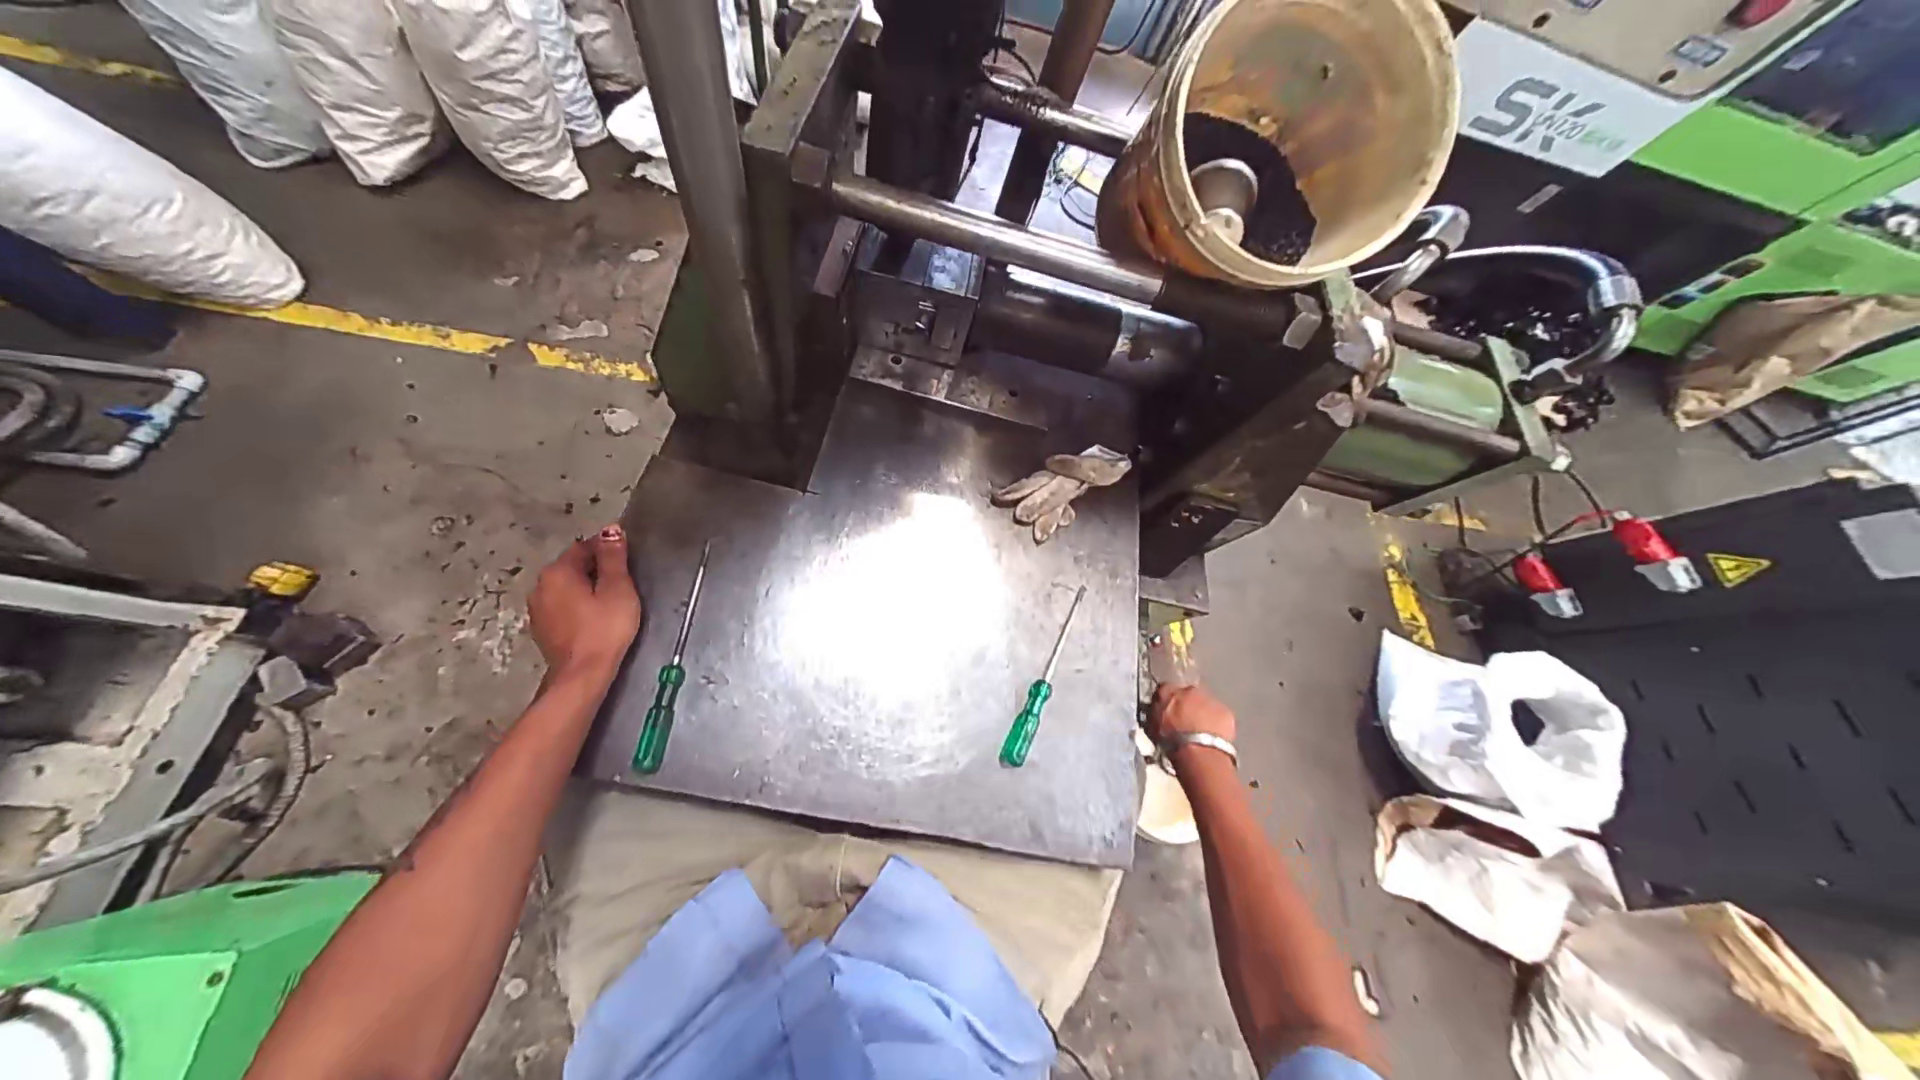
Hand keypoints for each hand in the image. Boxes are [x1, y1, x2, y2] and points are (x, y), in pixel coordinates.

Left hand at [529, 525, 641, 680]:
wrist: (583, 673)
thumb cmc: (605, 628)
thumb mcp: (618, 589)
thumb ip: (613, 558)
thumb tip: (611, 529)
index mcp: (558, 572)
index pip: (584, 547)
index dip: (607, 551)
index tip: (627, 565)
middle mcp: (540, 586)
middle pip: (572, 567)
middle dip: (595, 570)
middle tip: (622, 585)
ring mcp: (537, 609)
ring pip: (565, 588)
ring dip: (585, 589)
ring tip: (609, 603)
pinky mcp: (541, 629)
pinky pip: (562, 607)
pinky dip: (577, 607)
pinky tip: (593, 619)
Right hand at [1148, 684, 1235, 764]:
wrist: (1199, 752)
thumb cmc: (1171, 741)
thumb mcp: (1153, 726)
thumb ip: (1156, 712)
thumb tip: (1157, 709)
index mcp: (1168, 691)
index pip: (1165, 689)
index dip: (1167, 700)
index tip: (1167, 710)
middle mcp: (1189, 690)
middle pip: (1188, 693)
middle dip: (1187, 704)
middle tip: (1185, 721)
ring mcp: (1210, 699)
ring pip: (1206, 703)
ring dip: (1203, 712)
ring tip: (1200, 730)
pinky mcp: (1226, 712)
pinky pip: (1220, 715)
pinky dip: (1217, 722)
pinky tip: (1213, 735)